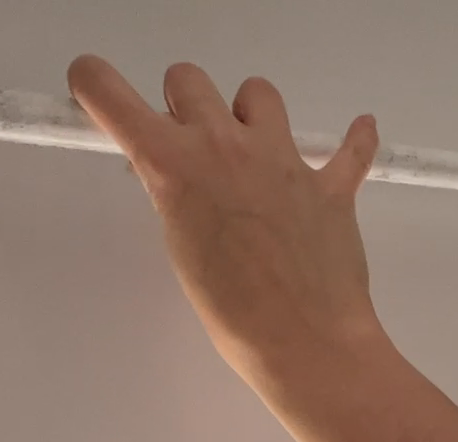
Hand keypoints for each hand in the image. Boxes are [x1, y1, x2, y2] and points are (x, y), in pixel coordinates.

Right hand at [67, 56, 383, 387]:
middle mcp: (226, 147)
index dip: (97, 87)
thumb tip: (186, 177)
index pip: (106, 88)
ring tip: (258, 156)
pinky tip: (361, 130)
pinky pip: (351, 151)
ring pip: (259, 94)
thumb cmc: (237, 316)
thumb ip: (178, 197)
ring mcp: (284, 163)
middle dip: (186, 109)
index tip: (104, 98)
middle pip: (189, 81)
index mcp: (173, 163)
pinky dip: (356, 141)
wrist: (307, 344)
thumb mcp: (183, 251)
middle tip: (196, 153)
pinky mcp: (332, 189)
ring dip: (252, 116)